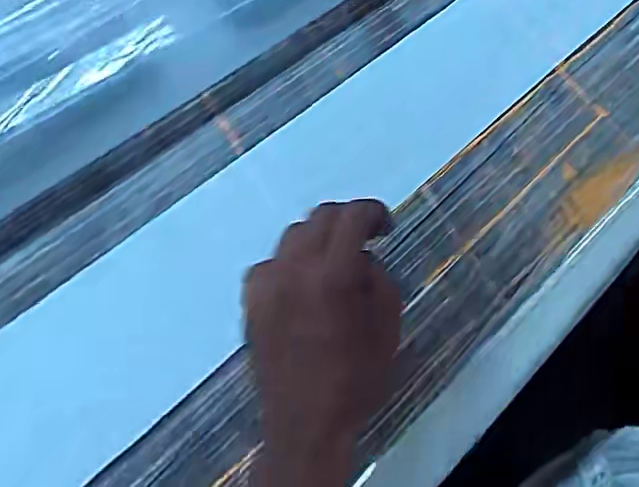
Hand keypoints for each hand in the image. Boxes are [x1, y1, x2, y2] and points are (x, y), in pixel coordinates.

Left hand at [246, 200, 401, 486]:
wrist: (307, 426)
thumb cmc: (356, 376)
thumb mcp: (388, 320)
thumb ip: (378, 274)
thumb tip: (361, 256)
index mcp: (334, 273)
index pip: (353, 215)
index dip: (374, 212)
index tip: (386, 227)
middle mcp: (296, 269)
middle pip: (323, 215)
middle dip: (348, 220)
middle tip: (365, 238)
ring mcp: (269, 285)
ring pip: (295, 233)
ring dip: (319, 237)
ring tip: (332, 259)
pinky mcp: (251, 303)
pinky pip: (270, 262)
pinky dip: (289, 262)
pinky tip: (300, 281)